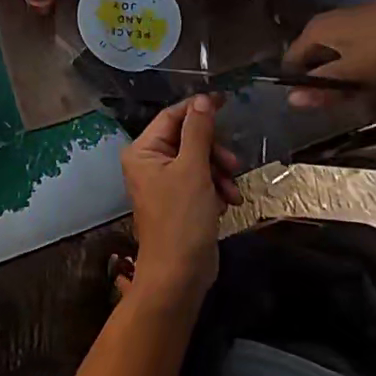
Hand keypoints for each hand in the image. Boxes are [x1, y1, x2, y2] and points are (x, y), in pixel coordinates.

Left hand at [120, 95, 242, 299]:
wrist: (180, 275)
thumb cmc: (182, 218)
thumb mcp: (193, 169)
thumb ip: (199, 131)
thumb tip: (202, 100)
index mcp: (143, 151)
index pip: (171, 117)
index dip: (198, 109)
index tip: (225, 101)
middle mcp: (150, 163)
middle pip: (188, 138)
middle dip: (213, 150)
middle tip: (232, 164)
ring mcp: (165, 182)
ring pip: (199, 160)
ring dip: (219, 172)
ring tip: (232, 190)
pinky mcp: (180, 200)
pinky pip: (201, 180)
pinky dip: (217, 188)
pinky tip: (228, 203)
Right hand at [283, 0, 375, 106]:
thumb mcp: (356, 70)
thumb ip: (324, 85)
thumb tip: (290, 99)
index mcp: (316, 30)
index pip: (291, 62)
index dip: (299, 86)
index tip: (315, 108)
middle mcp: (329, 24)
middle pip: (314, 61)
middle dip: (326, 86)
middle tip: (343, 108)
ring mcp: (352, 24)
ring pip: (338, 59)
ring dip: (346, 82)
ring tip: (364, 100)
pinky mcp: (373, 28)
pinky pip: (356, 54)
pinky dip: (362, 71)